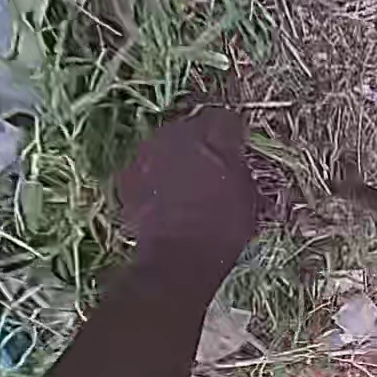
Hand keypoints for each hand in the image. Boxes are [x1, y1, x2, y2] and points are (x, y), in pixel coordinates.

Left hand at [116, 108, 257, 282]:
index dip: (233, 134)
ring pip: (165, 144)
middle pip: (192, 126)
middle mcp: (177, 134)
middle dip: (202, 143)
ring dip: (176, 158)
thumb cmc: (224, 230)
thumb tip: (239, 164)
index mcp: (214, 137)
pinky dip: (154, 177)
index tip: (238, 148)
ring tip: (186, 185)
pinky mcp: (127, 173)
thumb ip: (242, 171)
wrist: (179, 257)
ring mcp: (148, 152)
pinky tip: (165, 200)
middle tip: (213, 168)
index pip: (227, 119)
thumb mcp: (249, 200)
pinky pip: (145, 167)